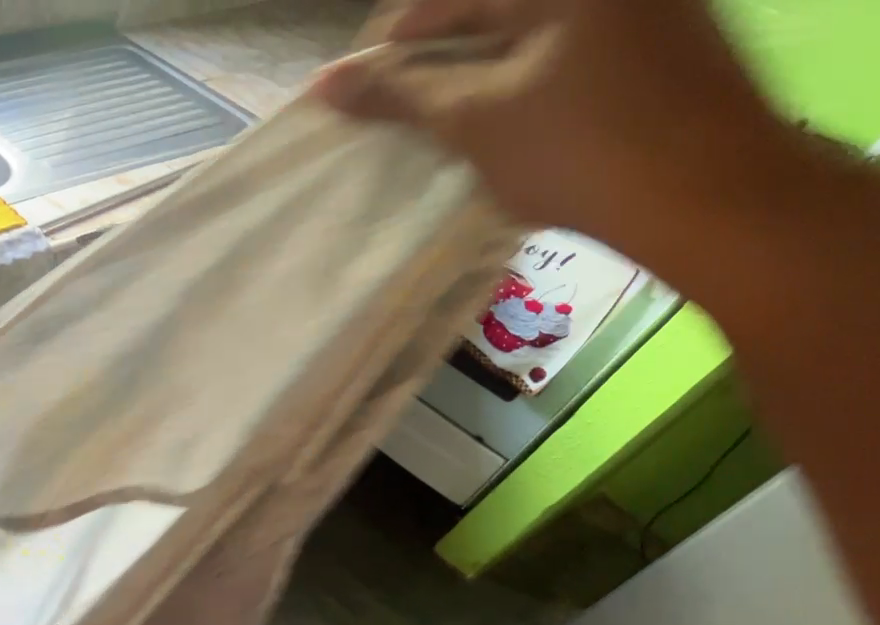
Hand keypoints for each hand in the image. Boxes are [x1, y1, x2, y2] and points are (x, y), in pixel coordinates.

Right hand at [315, 0, 808, 258]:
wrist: (711, 194)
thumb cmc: (579, 149)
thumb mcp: (474, 118)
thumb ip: (398, 93)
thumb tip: (324, 84)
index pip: (439, 1)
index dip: (384, 51)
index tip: (348, 100)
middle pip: (481, 15)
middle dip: (426, 67)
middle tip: (387, 119)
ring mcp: (633, 10)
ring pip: (516, 39)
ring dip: (465, 80)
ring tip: (432, 130)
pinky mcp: (650, 48)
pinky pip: (555, 56)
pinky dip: (511, 88)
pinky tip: (492, 130)